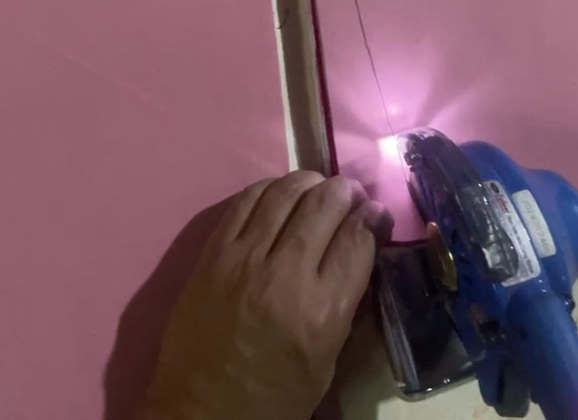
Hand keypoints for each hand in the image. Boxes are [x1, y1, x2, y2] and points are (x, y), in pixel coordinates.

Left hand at [141, 171, 391, 419]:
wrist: (201, 410)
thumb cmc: (272, 398)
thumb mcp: (325, 363)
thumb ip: (345, 303)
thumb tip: (360, 249)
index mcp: (322, 313)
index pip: (357, 241)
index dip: (373, 217)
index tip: (377, 213)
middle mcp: (286, 276)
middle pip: (324, 205)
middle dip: (345, 191)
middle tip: (350, 194)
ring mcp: (245, 257)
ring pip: (286, 192)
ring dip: (310, 181)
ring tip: (318, 186)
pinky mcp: (214, 250)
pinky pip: (246, 199)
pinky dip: (269, 187)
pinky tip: (280, 191)